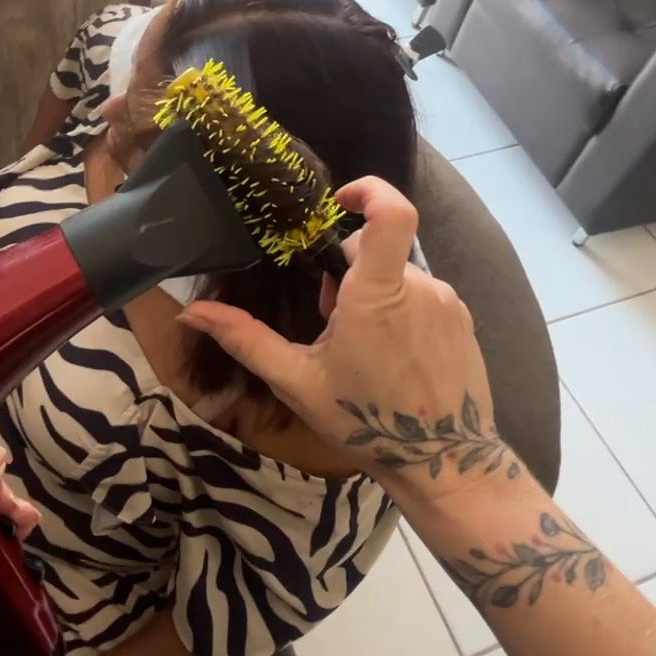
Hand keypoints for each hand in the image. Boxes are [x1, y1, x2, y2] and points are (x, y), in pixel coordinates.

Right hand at [178, 177, 511, 503]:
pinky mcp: (464, 320)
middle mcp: (419, 287)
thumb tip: (192, 311)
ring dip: (375, 296)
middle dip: (348, 275)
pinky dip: (403, 311)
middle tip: (334, 325)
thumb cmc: (365, 423)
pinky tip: (395, 357)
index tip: (342, 197)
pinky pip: (424, 296)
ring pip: (398, 276)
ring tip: (366, 349)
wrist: (445, 466)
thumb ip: (245, 339)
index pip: (392, 214)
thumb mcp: (297, 381)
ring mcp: (447, 302)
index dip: (370, 189)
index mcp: (376, 294)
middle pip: (375, 252)